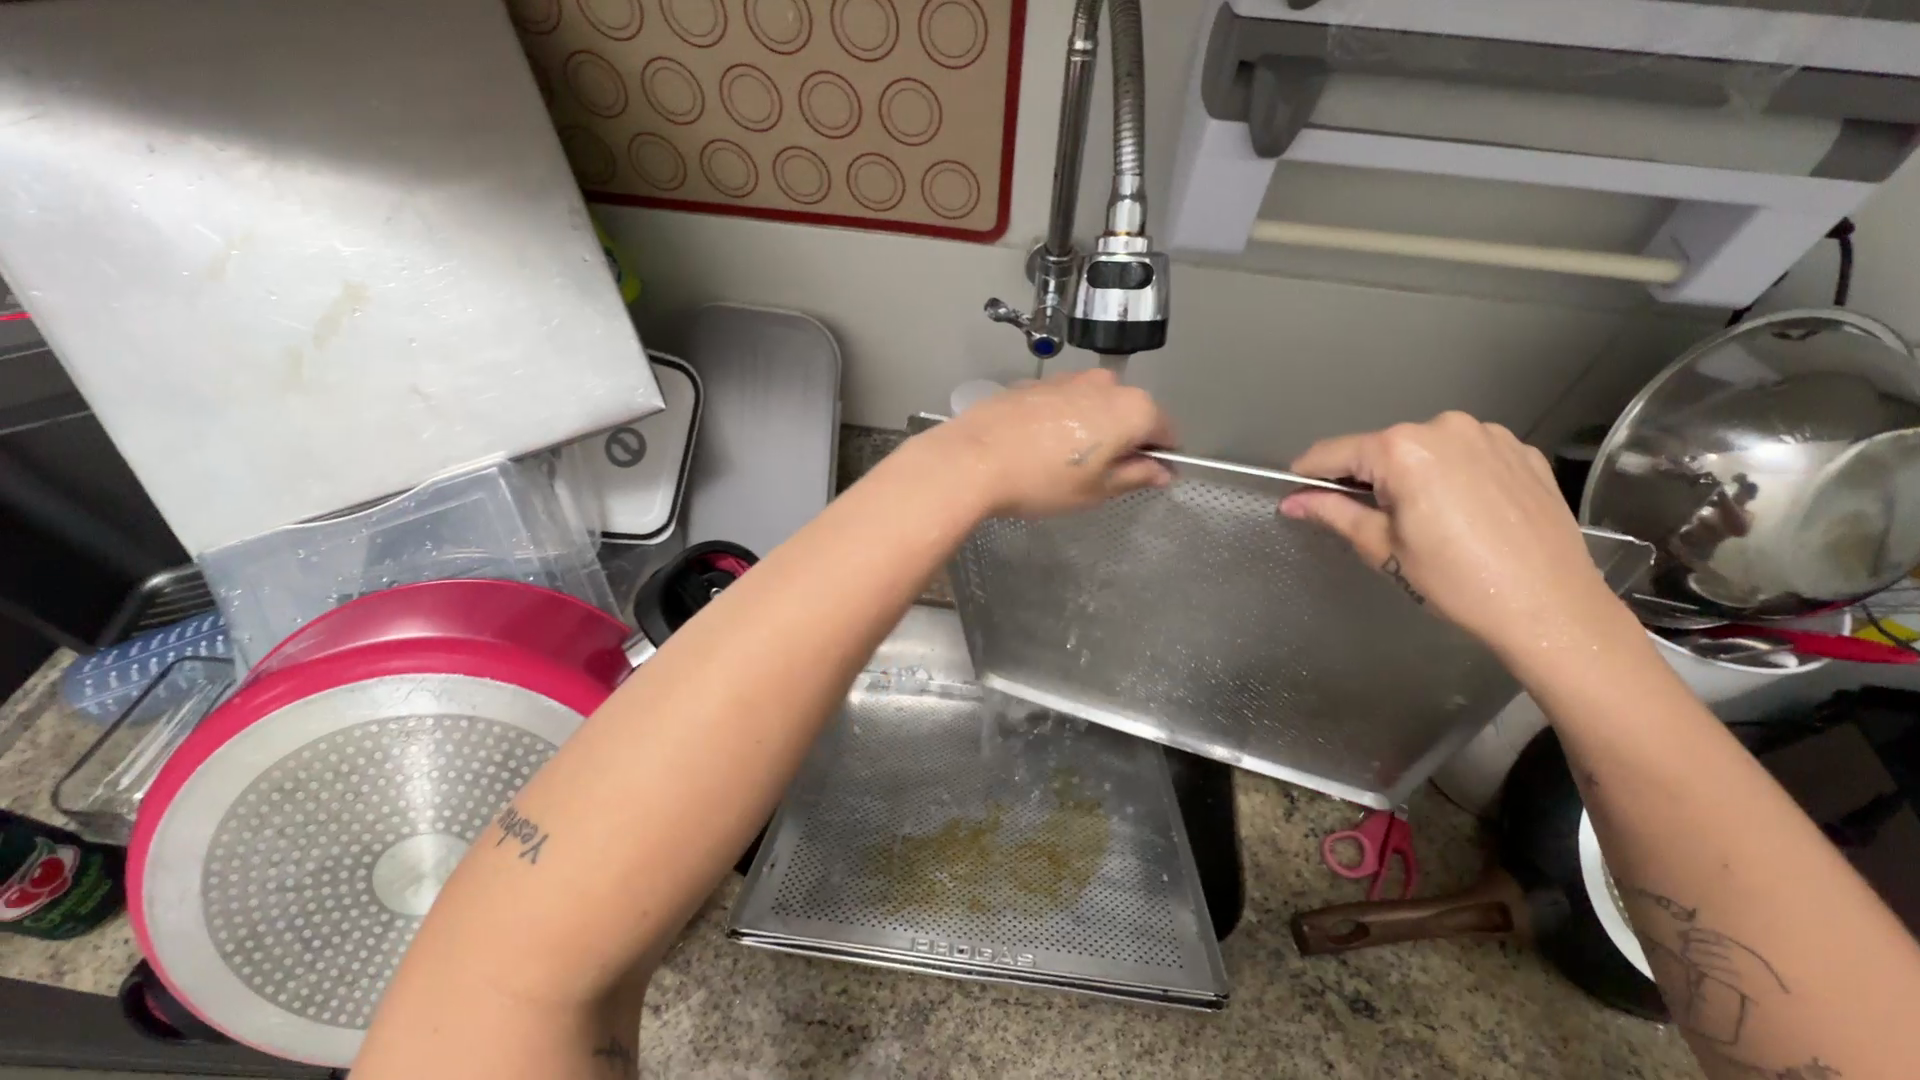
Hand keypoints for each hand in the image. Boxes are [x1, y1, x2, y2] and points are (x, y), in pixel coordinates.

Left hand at [925, 369, 1175, 517]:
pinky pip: (1065, 402)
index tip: (1144, 478)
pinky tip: (1040, 447)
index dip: (1160, 457)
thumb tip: (1162, 470)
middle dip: (1125, 441)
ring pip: (1097, 405)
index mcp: (1133, 408)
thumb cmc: (1043, 481)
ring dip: (1093, 429)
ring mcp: (1069, 378)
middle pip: (1132, 413)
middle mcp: (1106, 384)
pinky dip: (1064, 421)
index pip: (1167, 431)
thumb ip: (1137, 475)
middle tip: (1100, 476)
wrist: (974, 458)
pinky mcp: (1036, 383)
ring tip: (1064, 463)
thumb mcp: (1097, 489)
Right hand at [1278, 412, 1629, 663]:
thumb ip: (1333, 513)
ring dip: (1412, 475)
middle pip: (1383, 448)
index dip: (1308, 474)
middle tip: (1370, 522)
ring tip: (1426, 520)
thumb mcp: (1381, 548)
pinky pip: (1468, 455)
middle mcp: (1445, 427)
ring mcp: (1490, 435)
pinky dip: (1453, 475)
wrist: (1549, 605)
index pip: (1334, 453)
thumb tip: (1292, 501)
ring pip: (1427, 449)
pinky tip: (1466, 514)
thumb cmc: (1456, 581)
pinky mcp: (1522, 451)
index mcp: (1403, 449)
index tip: (1294, 493)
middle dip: (1367, 478)